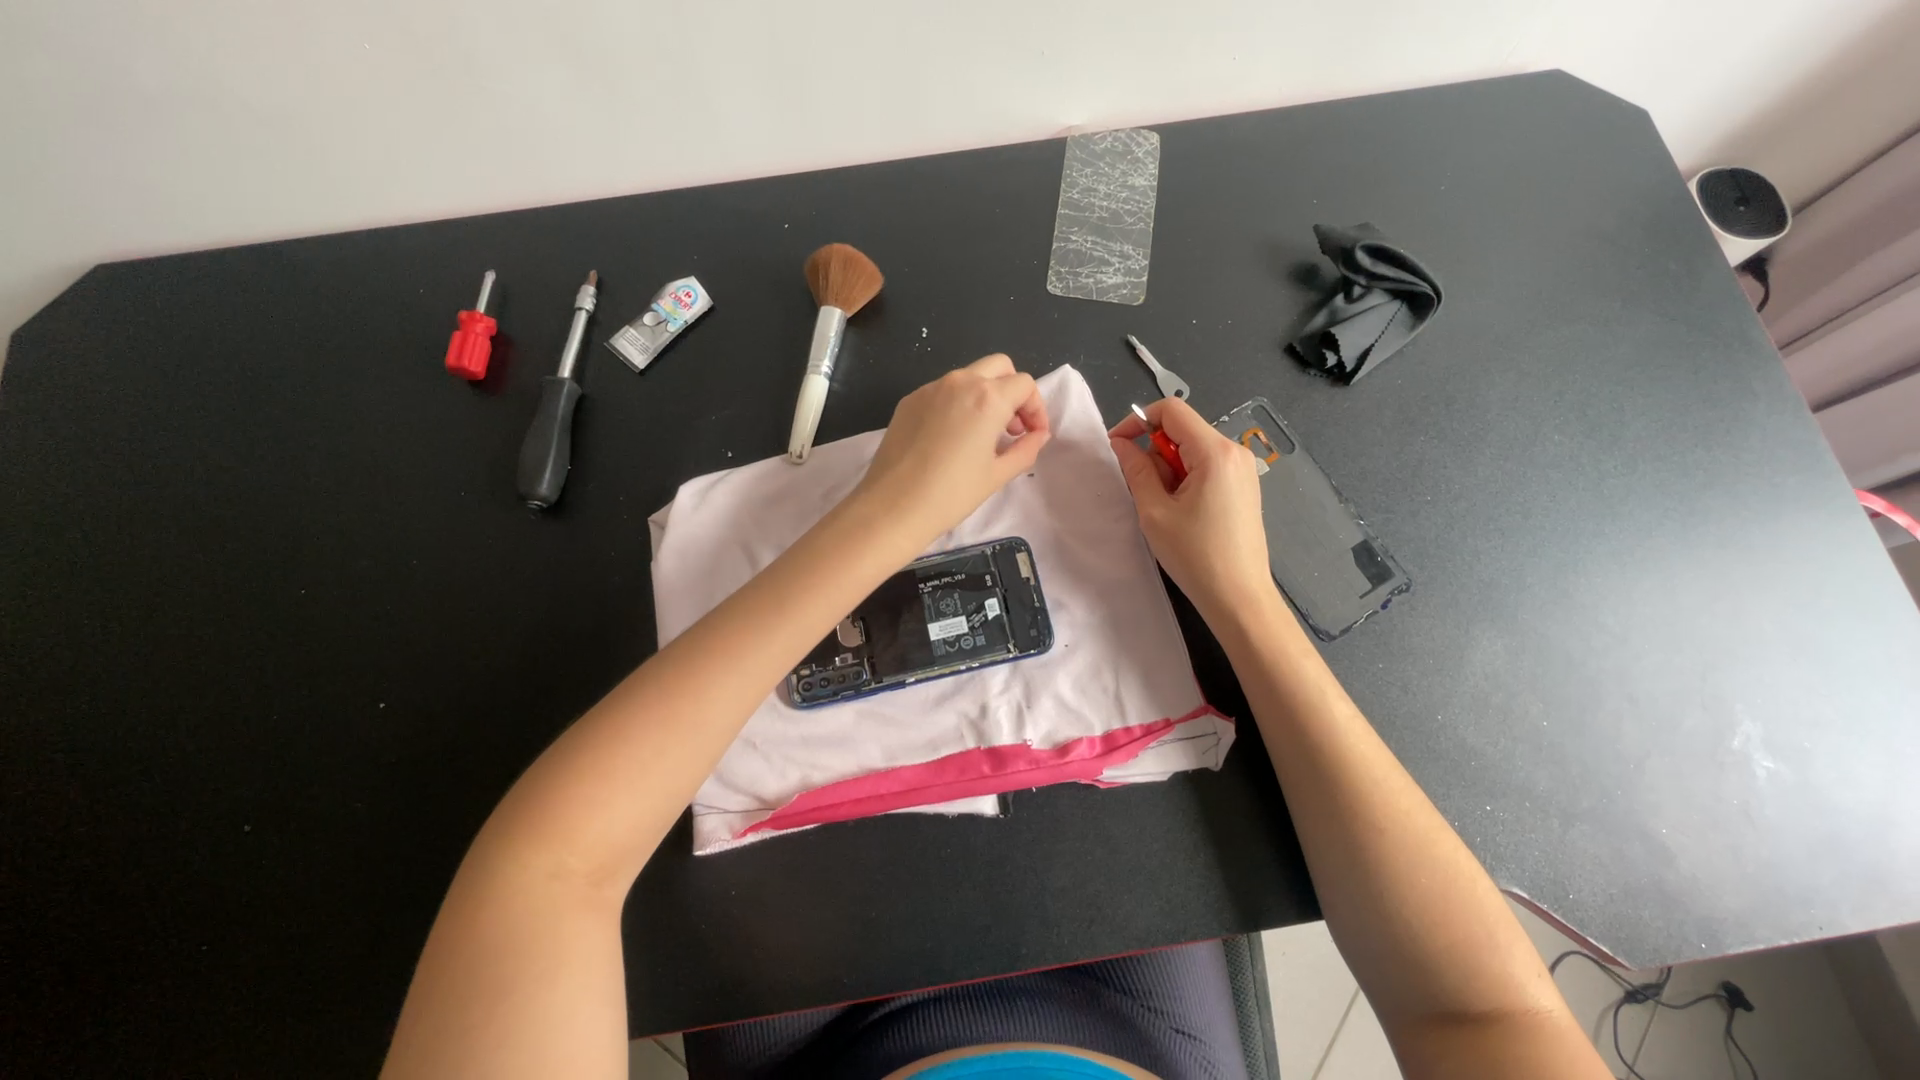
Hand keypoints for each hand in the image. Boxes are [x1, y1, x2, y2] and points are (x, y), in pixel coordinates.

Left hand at [854, 354, 1051, 544]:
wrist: (893, 507)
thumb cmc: (951, 494)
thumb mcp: (998, 475)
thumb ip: (1026, 449)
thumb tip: (1038, 435)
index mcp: (987, 398)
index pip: (1025, 384)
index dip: (1036, 408)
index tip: (1032, 435)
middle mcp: (959, 382)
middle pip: (999, 367)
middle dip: (1013, 391)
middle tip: (1012, 427)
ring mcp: (930, 388)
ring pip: (969, 376)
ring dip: (985, 395)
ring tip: (983, 435)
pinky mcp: (909, 400)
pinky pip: (943, 391)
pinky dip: (958, 404)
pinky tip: (951, 438)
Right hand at [1108, 397, 1272, 623]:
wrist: (1238, 596)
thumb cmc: (1195, 555)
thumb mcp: (1154, 512)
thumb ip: (1137, 470)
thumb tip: (1122, 444)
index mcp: (1215, 452)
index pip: (1172, 410)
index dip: (1138, 421)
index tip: (1118, 446)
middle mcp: (1234, 452)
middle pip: (1183, 429)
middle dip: (1155, 452)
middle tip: (1144, 491)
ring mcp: (1242, 469)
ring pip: (1193, 449)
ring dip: (1169, 468)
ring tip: (1165, 508)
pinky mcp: (1244, 486)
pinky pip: (1207, 466)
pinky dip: (1186, 478)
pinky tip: (1182, 511)